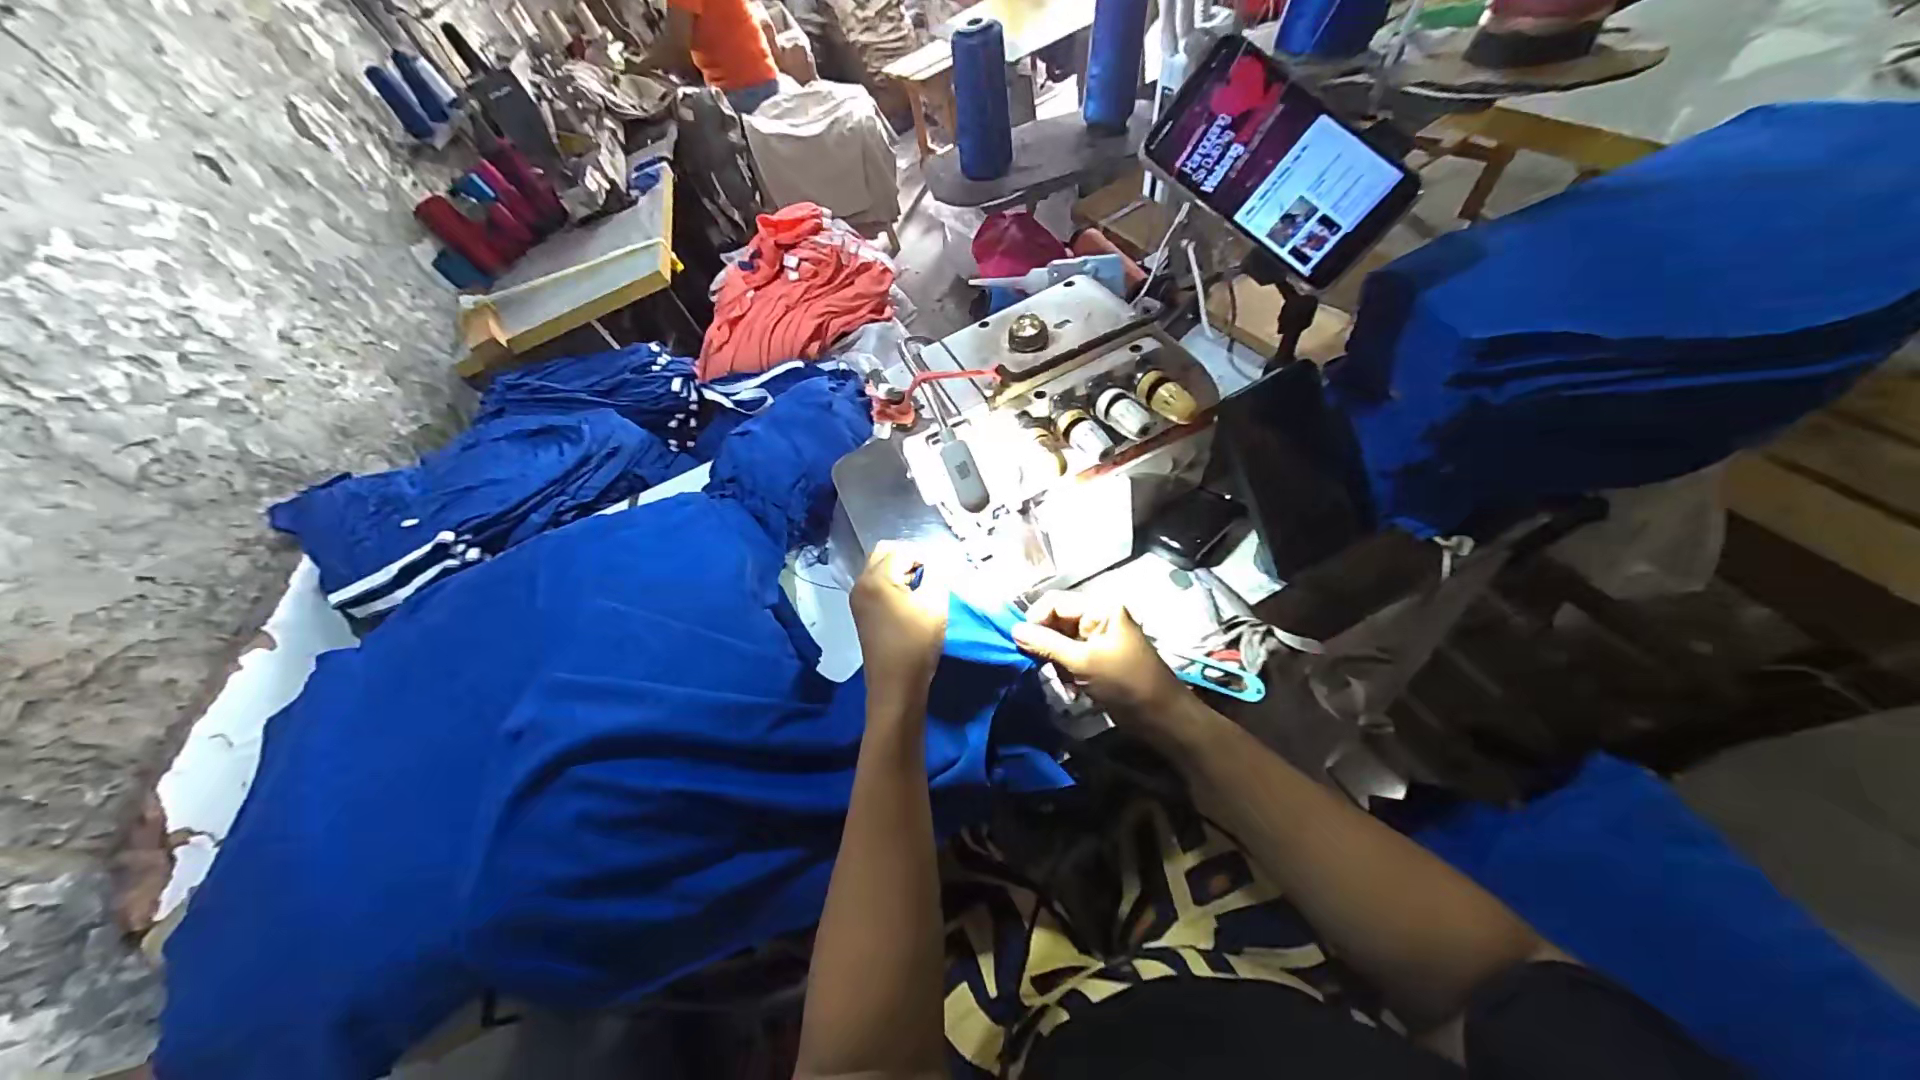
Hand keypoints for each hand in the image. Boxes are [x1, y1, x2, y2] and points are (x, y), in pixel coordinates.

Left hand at [850, 542, 949, 701]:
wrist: (895, 686)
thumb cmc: (916, 644)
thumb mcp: (935, 605)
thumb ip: (938, 575)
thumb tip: (940, 559)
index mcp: (876, 579)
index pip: (903, 550)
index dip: (925, 557)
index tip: (941, 573)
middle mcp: (861, 583)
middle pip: (885, 552)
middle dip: (909, 557)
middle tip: (930, 575)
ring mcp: (857, 598)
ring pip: (879, 567)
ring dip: (900, 570)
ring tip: (922, 588)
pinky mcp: (861, 611)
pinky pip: (876, 583)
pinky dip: (892, 583)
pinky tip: (909, 600)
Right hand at [1011, 592, 1187, 723]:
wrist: (1161, 717)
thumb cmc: (1125, 683)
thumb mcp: (1083, 662)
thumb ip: (1047, 644)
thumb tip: (1014, 630)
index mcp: (1100, 608)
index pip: (1055, 602)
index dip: (1035, 620)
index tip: (1021, 644)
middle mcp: (1098, 618)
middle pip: (1056, 620)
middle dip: (1044, 642)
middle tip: (1036, 663)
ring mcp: (1098, 640)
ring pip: (1060, 641)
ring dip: (1054, 659)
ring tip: (1060, 679)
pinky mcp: (1097, 659)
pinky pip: (1070, 656)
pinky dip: (1064, 670)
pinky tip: (1070, 687)